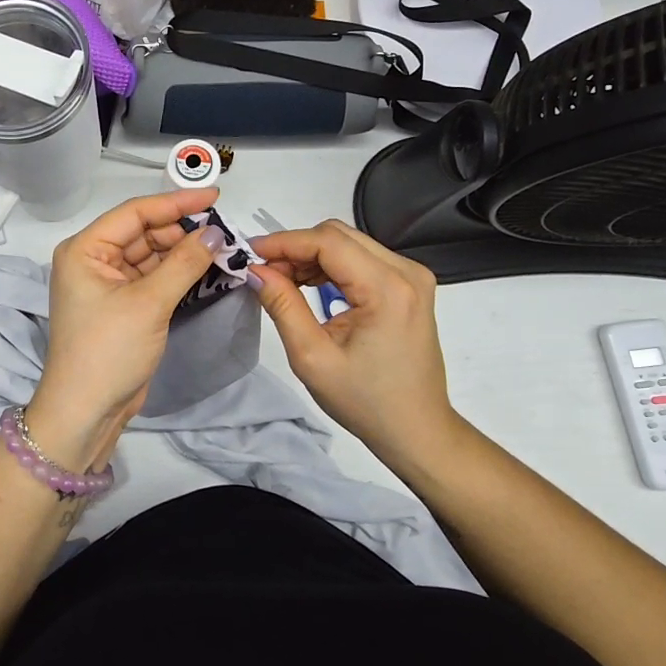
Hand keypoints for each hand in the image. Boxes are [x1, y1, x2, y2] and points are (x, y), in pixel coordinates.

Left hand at [28, 188, 225, 470]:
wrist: (86, 411)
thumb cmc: (108, 350)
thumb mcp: (149, 303)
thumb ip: (184, 263)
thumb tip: (216, 233)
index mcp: (85, 249)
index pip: (134, 213)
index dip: (176, 203)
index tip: (215, 198)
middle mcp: (93, 260)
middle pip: (143, 232)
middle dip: (182, 231)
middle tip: (225, 231)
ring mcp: (107, 284)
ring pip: (151, 256)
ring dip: (183, 253)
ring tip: (222, 248)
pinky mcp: (122, 306)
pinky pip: (153, 278)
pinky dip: (177, 274)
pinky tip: (206, 269)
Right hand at [248, 220, 461, 447]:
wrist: (416, 429)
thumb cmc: (365, 401)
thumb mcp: (312, 357)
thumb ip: (282, 306)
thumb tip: (254, 270)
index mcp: (388, 289)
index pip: (328, 242)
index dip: (284, 242)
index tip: (249, 255)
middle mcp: (406, 272)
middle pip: (339, 236)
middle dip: (296, 247)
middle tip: (264, 273)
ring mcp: (412, 277)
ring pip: (349, 244)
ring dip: (311, 255)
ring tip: (282, 282)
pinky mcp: (409, 286)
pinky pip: (362, 259)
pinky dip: (331, 265)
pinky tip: (309, 285)